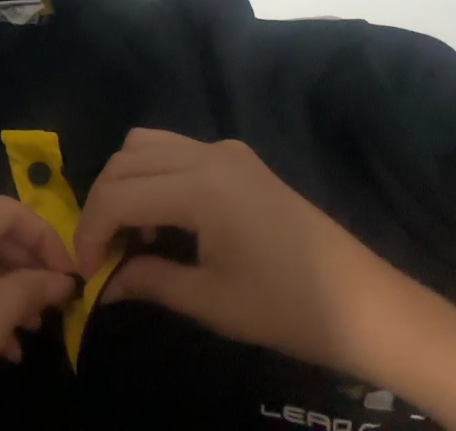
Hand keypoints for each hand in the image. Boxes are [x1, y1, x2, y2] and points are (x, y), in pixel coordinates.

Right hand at [71, 129, 393, 374]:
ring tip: (132, 233)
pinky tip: (165, 220)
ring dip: (125, 183)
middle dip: (102, 204)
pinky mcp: (239, 159)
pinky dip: (152, 175)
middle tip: (101, 252)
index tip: (84, 270)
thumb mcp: (211, 302)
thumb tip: (102, 285)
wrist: (371, 308)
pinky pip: (174, 149)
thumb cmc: (290, 310)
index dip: (91, 231)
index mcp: (201, 187)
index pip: (119, 195)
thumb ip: (147, 280)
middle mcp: (208, 153)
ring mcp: (227, 151)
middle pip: (125, 161)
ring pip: (145, 145)